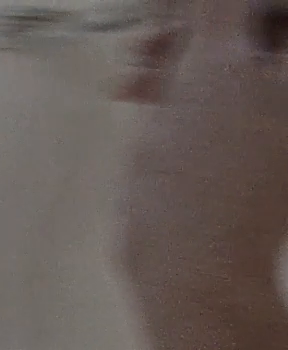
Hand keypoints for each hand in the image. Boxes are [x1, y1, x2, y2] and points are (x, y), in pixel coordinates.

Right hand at [118, 0, 287, 303]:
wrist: (193, 263)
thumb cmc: (202, 184)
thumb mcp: (206, 81)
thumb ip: (214, 16)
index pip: (265, 8)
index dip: (215, 6)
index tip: (168, 11)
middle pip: (259, 26)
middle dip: (201, 25)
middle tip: (150, 37)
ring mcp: (280, 114)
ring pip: (238, 56)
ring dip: (185, 54)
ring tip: (136, 73)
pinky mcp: (255, 137)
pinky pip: (224, 88)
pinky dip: (185, 84)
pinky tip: (150, 95)